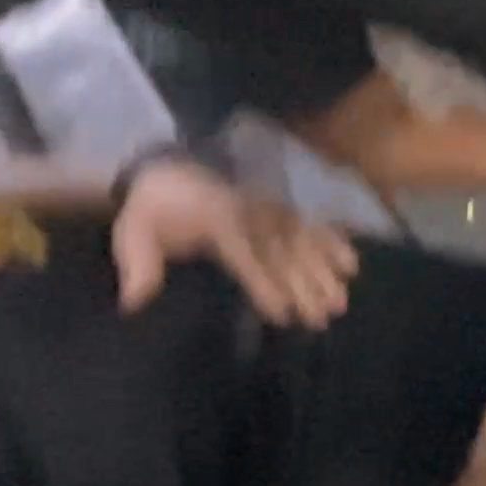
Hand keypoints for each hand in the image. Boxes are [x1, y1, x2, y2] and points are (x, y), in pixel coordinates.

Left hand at [114, 160, 358, 329]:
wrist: (177, 168)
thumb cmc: (157, 208)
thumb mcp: (134, 232)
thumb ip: (140, 265)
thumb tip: (135, 302)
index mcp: (224, 224)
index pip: (251, 261)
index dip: (267, 288)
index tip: (284, 314)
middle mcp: (260, 218)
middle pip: (289, 259)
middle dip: (310, 289)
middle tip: (326, 317)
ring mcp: (279, 213)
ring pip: (309, 248)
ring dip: (327, 276)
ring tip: (341, 301)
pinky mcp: (289, 211)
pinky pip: (318, 228)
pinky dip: (338, 245)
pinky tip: (351, 265)